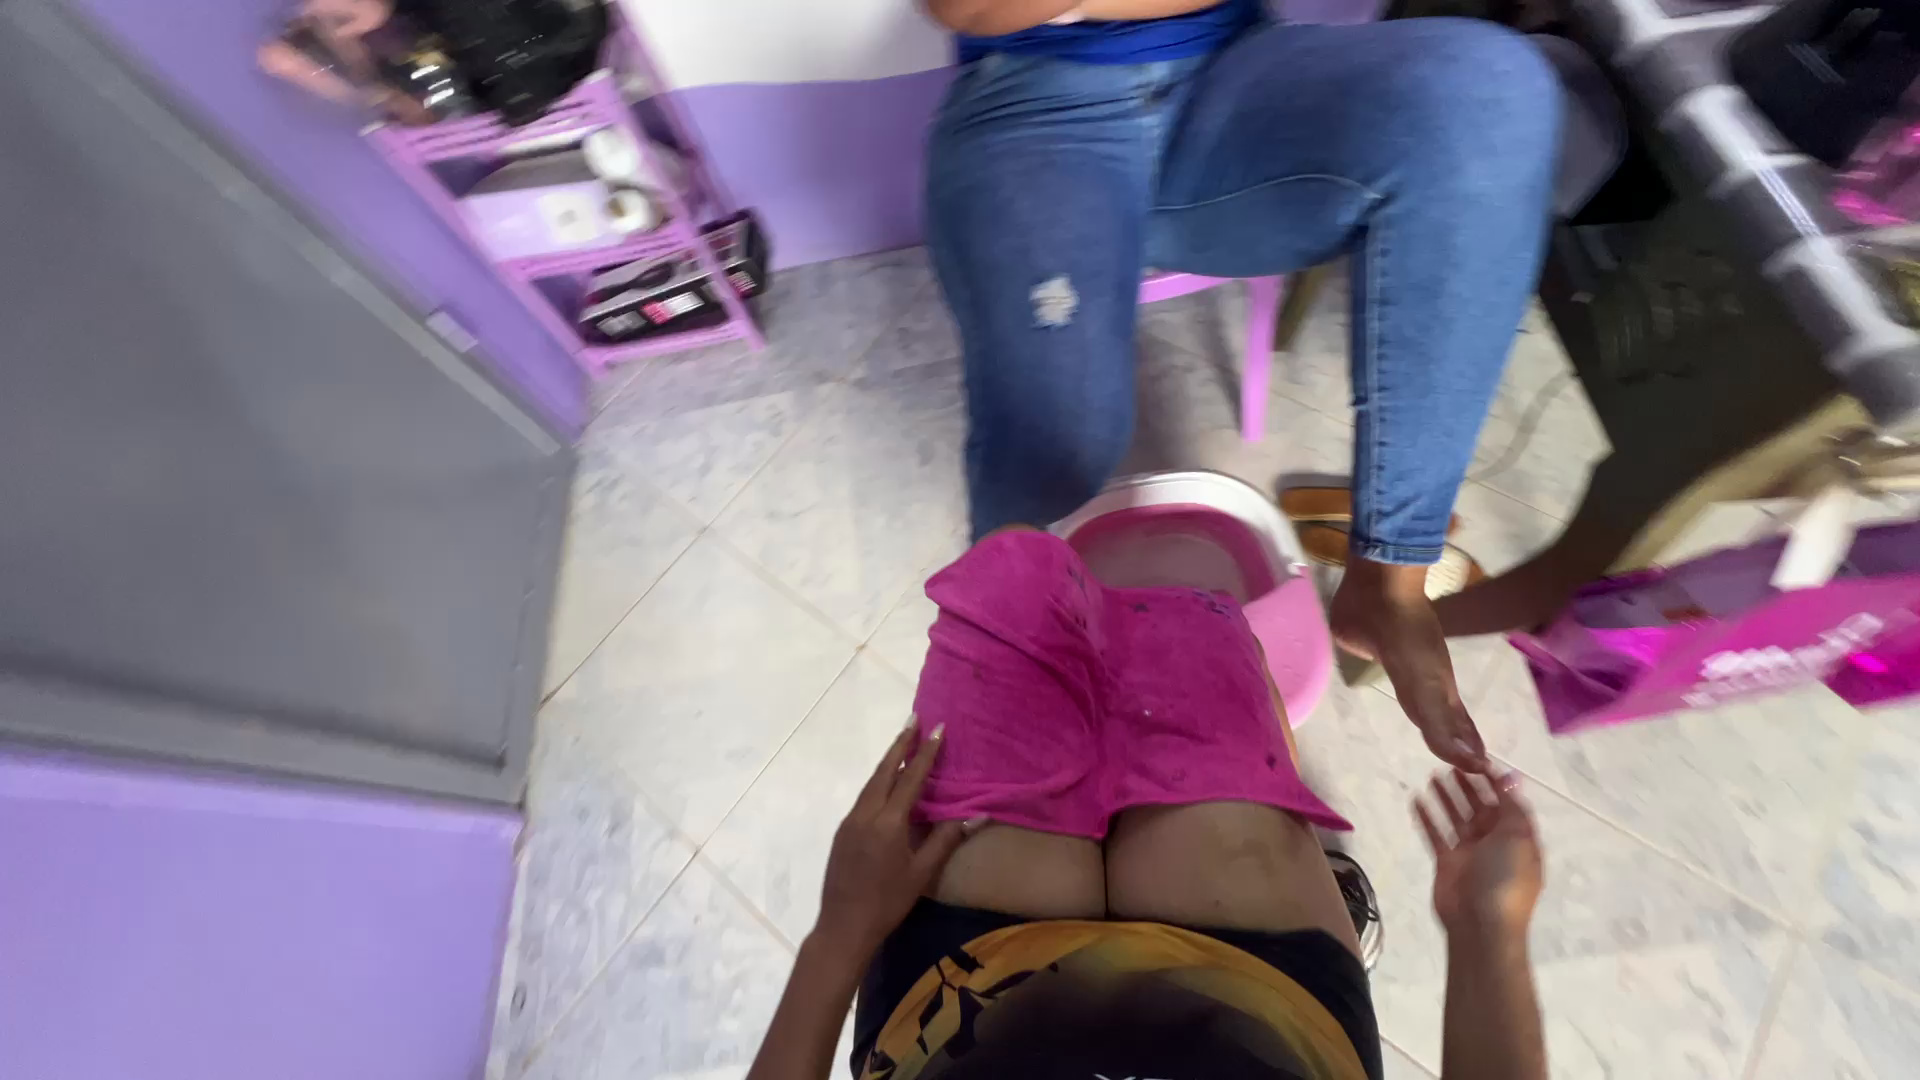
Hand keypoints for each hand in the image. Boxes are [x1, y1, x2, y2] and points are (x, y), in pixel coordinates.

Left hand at [814, 721, 978, 957]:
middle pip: (885, 770)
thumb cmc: (888, 902)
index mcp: (888, 822)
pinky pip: (864, 795)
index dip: (925, 753)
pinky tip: (887, 782)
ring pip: (872, 781)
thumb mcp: (922, 873)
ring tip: (903, 742)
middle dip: (901, 743)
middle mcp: (866, 813)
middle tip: (914, 718)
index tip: (937, 728)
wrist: (843, 927)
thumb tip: (976, 815)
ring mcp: (851, 820)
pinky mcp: (843, 830)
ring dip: (889, 760)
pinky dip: (879, 780)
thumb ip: (946, 840)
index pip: (910, 778)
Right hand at [1415, 770, 1542, 937]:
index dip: (1495, 783)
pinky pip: (1435, 834)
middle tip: (1449, 763)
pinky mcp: (1446, 861)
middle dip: (1468, 787)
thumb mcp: (1516, 841)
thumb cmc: (1504, 880)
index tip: (1477, 759)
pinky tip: (1416, 800)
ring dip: (1446, 797)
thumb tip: (1513, 778)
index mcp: (1518, 840)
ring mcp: (1469, 853)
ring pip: (1456, 818)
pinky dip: (1427, 817)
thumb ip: (1512, 809)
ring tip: (1431, 776)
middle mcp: (1495, 844)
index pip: (1508, 805)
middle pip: (1480, 808)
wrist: (1480, 924)